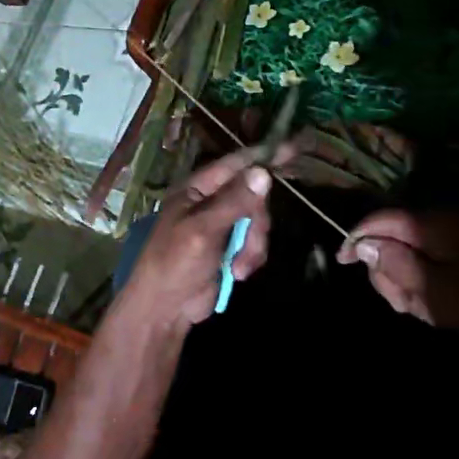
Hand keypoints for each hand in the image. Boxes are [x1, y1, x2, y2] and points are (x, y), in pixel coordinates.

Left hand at [115, 148, 282, 329]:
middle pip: (253, 195)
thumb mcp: (203, 230)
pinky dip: (251, 258)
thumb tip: (263, 172)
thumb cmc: (174, 263)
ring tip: (239, 268)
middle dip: (257, 222)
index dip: (263, 156)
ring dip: (254, 246)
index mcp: (197, 188)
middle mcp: (211, 200)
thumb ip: (234, 202)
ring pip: (257, 221)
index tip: (293, 149)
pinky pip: (255, 242)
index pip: (236, 163)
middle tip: (251, 243)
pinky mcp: (231, 247)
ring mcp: (222, 224)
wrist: (165, 309)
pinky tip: (238, 273)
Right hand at [338, 210, 458, 342]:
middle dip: (389, 272)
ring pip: (405, 256)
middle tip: (405, 304)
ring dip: (405, 285)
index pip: (386, 219)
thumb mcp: (438, 293)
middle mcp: (443, 226)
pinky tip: (436, 308)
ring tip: (425, 310)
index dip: (358, 236)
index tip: (340, 261)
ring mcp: (453, 242)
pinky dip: (420, 288)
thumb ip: (399, 266)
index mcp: (438, 226)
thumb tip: (363, 243)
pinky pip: (424, 267)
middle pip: (392, 239)